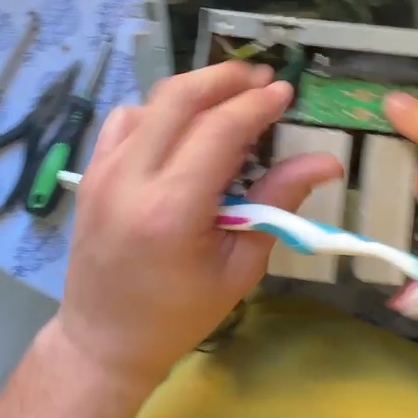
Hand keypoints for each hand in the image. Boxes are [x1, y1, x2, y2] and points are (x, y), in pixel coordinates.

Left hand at [59, 62, 343, 387]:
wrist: (103, 339)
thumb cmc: (178, 314)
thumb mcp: (239, 267)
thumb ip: (278, 204)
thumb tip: (326, 162)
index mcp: (171, 208)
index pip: (220, 129)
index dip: (257, 104)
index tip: (286, 92)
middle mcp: (130, 177)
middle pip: (180, 97)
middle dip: (226, 78)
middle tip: (262, 79)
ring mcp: (103, 170)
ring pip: (151, 101)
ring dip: (194, 91)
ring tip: (229, 101)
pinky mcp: (91, 171)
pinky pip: (125, 120)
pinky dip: (158, 110)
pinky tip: (182, 127)